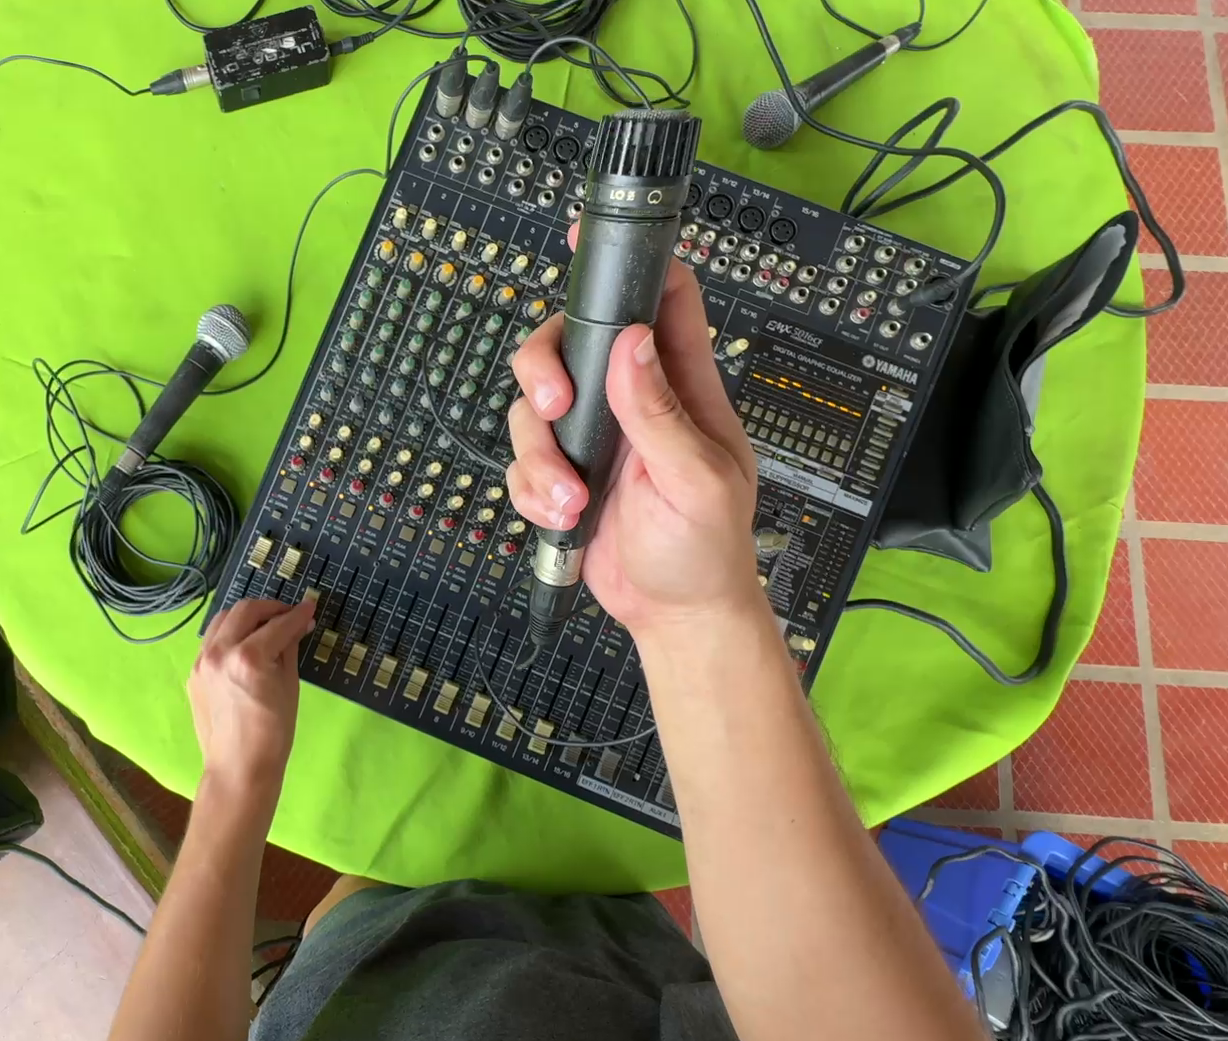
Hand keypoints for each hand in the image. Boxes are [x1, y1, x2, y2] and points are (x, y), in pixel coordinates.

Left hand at [188, 597, 315, 796]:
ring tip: (265, 625)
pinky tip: (245, 645)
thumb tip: (298, 624)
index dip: (297, 614)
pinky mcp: (194, 672)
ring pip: (223, 619)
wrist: (239, 767)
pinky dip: (230, 635)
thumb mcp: (289, 685)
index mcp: (248, 657)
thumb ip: (289, 647)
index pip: (277, 624)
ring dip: (246, 616)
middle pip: (245, 610)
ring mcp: (201, 661)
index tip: (309, 606)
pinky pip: (212, 641)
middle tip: (288, 614)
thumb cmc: (274, 732)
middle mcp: (219, 652)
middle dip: (270, 607)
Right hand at [505, 251, 759, 636]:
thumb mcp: (696, 481)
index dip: (629, 263)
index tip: (586, 241)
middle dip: (544, 371)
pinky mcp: (559, 474)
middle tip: (552, 408)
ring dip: (537, 458)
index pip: (662, 301)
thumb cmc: (706, 548)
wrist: (672, 611)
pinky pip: (521, 463)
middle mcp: (626, 403)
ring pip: (531, 410)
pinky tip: (559, 517)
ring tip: (569, 502)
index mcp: (678, 388)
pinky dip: (529, 489)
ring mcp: (588, 439)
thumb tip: (632, 340)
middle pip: (566, 346)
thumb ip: (661, 413)